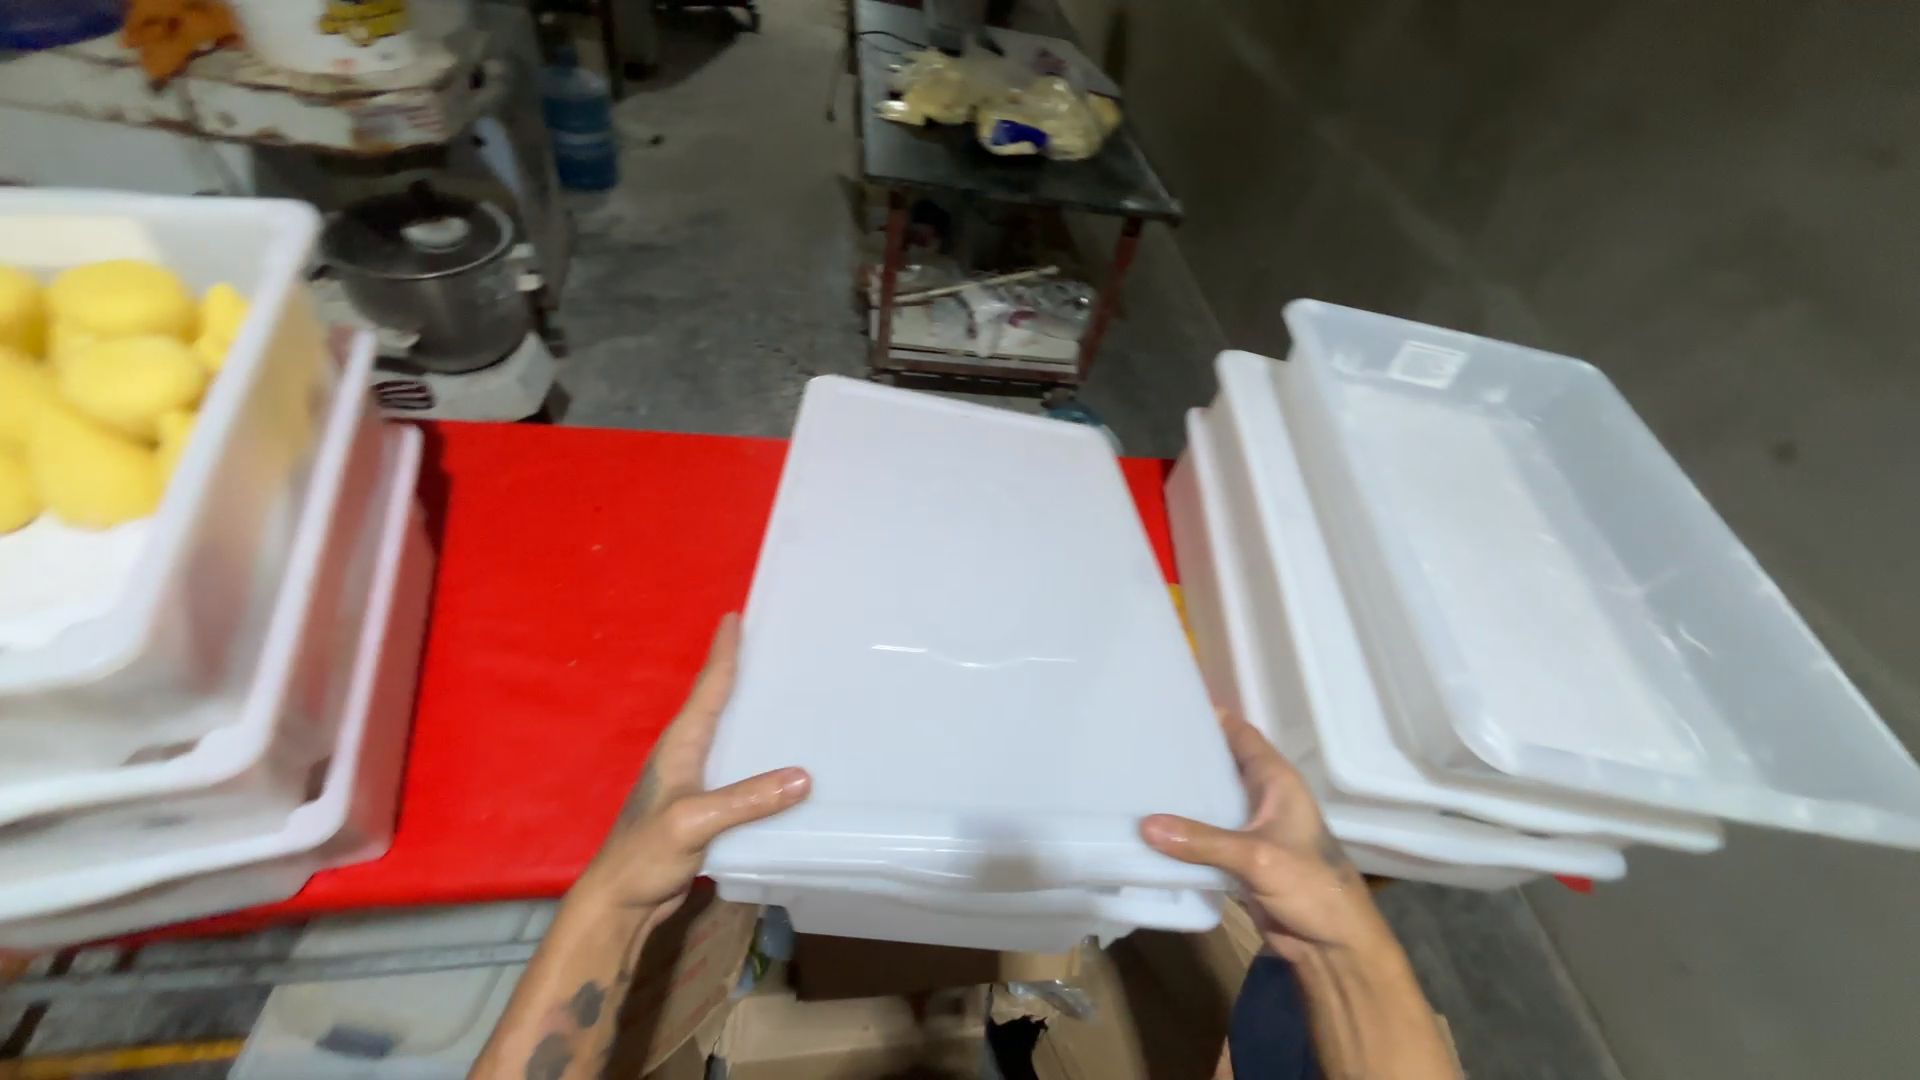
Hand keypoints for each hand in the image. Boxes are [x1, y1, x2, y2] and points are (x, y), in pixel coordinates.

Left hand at [576, 613, 810, 924]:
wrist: (621, 903)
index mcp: (681, 744)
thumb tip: (804, 776)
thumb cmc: (645, 853)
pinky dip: (762, 755)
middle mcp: (688, 754)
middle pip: (720, 702)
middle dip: (743, 672)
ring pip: (732, 735)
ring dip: (754, 713)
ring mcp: (696, 780)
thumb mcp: (694, 821)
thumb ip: (746, 799)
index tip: (735, 617)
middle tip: (778, 647)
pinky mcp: (707, 806)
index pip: (707, 687)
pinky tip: (786, 761)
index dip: (723, 652)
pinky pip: (741, 768)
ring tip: (790, 696)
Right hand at [1140, 712, 1384, 960]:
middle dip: (1185, 753)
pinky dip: (1181, 827)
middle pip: (1219, 763)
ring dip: (1180, 793)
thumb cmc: (1311, 887)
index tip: (1167, 703)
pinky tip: (1150, 823)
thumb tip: (1145, 826)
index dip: (1209, 715)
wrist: (1334, 948)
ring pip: (1209, 798)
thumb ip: (1202, 841)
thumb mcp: (1257, 858)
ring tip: (1136, 777)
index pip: (1239, 732)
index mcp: (1275, 780)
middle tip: (1139, 741)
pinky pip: (1203, 831)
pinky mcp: (1237, 856)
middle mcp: (1261, 796)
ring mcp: (1249, 826)